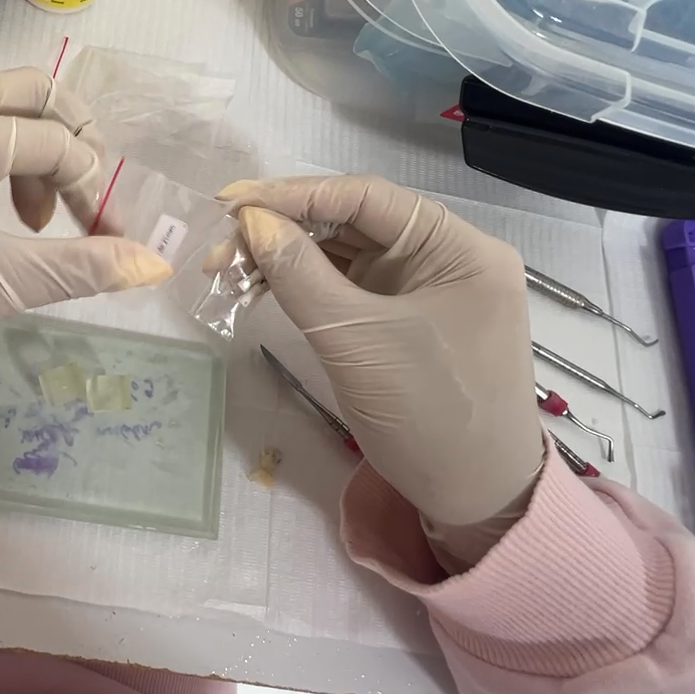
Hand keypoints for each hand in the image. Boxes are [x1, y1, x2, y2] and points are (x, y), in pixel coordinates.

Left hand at [0, 69, 170, 376]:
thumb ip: (84, 268)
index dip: (95, 190)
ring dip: (38, 153)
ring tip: (39, 223)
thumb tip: (158, 267)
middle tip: (87, 195)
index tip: (111, 241)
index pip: (56, 143)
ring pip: (1, 110)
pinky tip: (3, 214)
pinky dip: (3, 161)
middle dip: (75, 139)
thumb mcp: (1, 284)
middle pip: (32, 93)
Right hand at [224, 176, 543, 571]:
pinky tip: (257, 286)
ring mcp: (418, 286)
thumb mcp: (355, 339)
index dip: (293, 194)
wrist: (472, 499)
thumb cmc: (428, 414)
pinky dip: (299, 283)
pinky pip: (341, 284)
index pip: (365, 197)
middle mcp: (441, 255)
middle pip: (349, 222)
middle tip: (221, 247)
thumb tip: (249, 221)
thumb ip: (298, 273)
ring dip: (283, 257)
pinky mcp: (396, 316)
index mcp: (457, 247)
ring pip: (339, 252)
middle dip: (281, 230)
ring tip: (227, 270)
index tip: (231, 203)